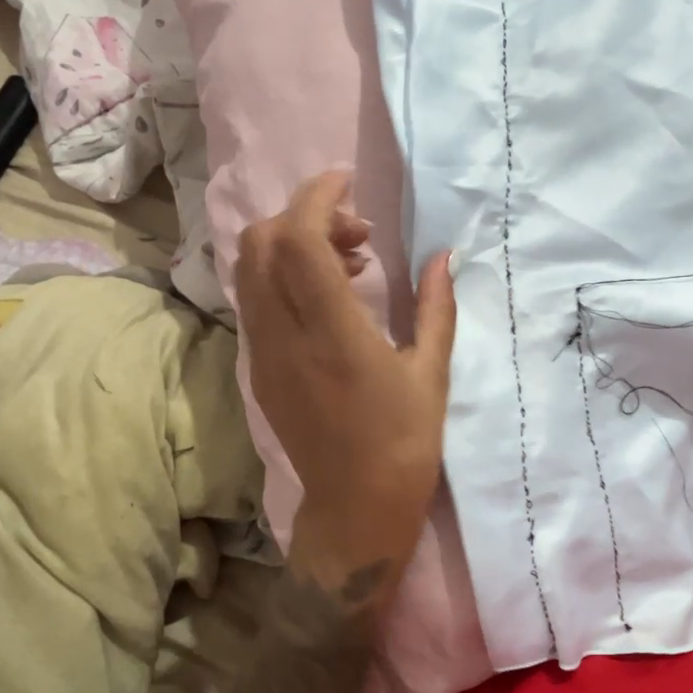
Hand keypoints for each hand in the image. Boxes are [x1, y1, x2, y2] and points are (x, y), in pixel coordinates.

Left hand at [235, 171, 456, 569]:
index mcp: (335, 334)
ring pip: (250, 271)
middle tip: (356, 233)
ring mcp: (264, 355)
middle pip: (262, 243)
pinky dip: (282, 278)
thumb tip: (442, 255)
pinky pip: (256, 302)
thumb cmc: (405, 443)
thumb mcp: (431, 373)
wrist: (357, 507)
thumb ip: (436, 307)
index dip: (316, 197)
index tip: (348, 184)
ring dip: (290, 246)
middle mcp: (286, 337)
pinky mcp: (259, 371)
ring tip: (348, 263)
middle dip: (303, 216)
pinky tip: (327, 300)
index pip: (299, 240)